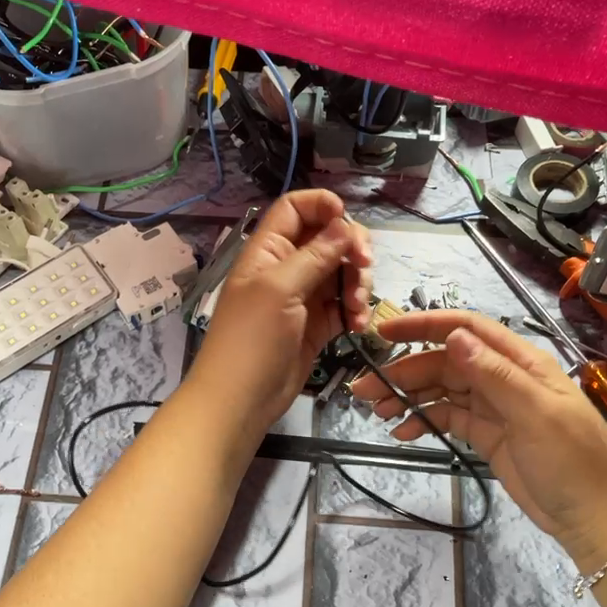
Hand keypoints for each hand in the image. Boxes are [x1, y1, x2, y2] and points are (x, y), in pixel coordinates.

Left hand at [186, 190, 373, 431]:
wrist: (241, 399)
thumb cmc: (251, 339)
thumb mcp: (279, 288)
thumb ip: (315, 255)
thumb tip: (344, 225)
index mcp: (268, 249)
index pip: (297, 209)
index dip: (323, 206)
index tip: (348, 222)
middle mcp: (287, 268)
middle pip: (328, 239)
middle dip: (352, 249)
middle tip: (365, 267)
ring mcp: (303, 298)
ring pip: (342, 272)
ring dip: (358, 284)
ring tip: (358, 308)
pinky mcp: (317, 326)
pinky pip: (345, 305)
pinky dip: (356, 311)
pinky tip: (359, 325)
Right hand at [348, 311, 606, 551]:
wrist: (593, 515)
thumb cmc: (573, 460)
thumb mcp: (536, 414)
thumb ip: (494, 375)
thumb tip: (454, 337)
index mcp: (520, 362)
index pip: (466, 329)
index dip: (424, 326)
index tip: (383, 332)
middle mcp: (503, 378)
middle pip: (445, 362)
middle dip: (403, 371)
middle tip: (364, 389)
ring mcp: (494, 408)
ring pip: (442, 390)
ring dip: (408, 396)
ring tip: (375, 411)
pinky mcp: (487, 435)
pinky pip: (447, 418)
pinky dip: (423, 421)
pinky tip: (402, 432)